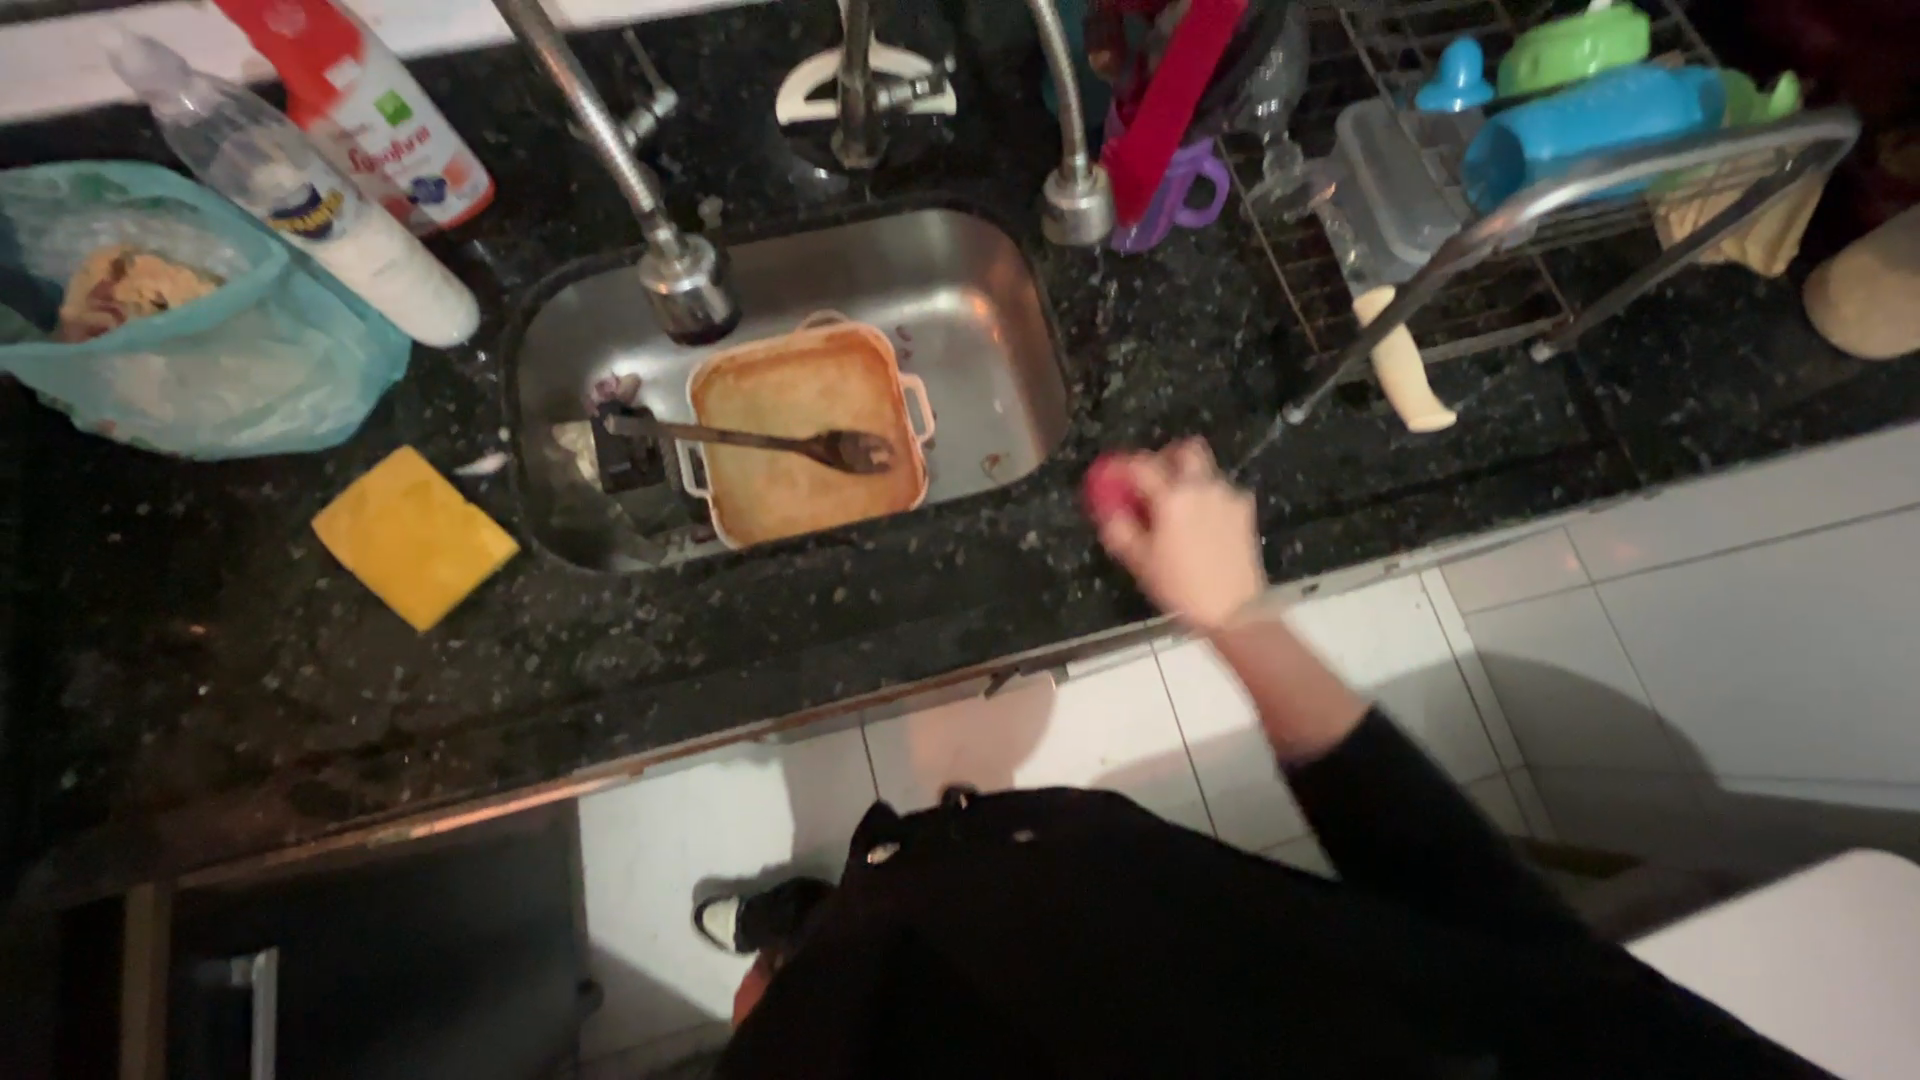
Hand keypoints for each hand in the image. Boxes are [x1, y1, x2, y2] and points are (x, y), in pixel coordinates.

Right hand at [1088, 438, 1267, 630]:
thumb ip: (1120, 528)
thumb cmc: (1181, 586)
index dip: (1122, 464)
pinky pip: (1220, 492)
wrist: (1234, 609)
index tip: (1111, 472)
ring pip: (1205, 471)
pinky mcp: (1245, 510)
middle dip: (1166, 457)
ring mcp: (1228, 496)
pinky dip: (1206, 498)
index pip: (1142, 465)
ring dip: (1187, 479)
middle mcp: (1203, 487)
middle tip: (1152, 479)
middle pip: (1187, 450)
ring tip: (1176, 509)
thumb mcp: (1140, 561)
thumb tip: (1109, 510)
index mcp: (1173, 498)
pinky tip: (1200, 524)